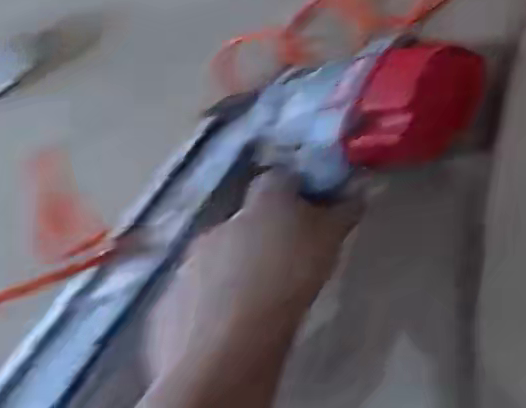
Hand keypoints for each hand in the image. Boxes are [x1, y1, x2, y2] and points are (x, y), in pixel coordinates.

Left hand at [145, 172, 359, 386]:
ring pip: (219, 254)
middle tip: (287, 251)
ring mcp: (187, 264)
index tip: (311, 203)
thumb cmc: (292, 277)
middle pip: (247, 218)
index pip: (279, 177)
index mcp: (265, 202)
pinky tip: (232, 315)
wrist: (227, 348)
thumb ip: (346, 209)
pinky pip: (195, 290)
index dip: (294, 187)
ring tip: (259, 288)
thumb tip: (359, 190)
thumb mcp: (333, 238)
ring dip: (236, 263)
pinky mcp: (165, 303)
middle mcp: (223, 223)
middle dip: (263, 230)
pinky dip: (212, 296)